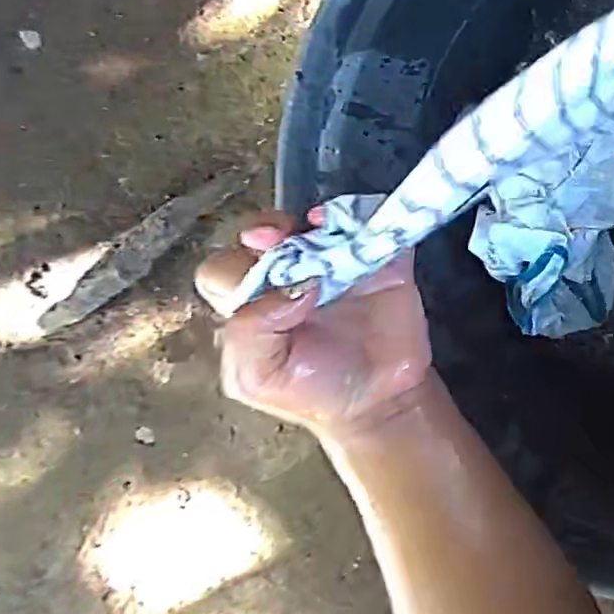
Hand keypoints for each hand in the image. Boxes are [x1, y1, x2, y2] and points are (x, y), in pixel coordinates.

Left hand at [195, 208, 432, 440]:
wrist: (380, 398)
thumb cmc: (312, 390)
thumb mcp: (258, 376)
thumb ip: (251, 332)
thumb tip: (294, 287)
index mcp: (254, 302)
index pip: (228, 268)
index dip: (238, 261)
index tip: (255, 273)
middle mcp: (294, 275)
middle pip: (270, 233)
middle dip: (270, 225)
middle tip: (281, 234)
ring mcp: (341, 264)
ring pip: (322, 222)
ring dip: (321, 215)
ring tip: (323, 222)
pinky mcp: (386, 263)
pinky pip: (379, 228)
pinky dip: (373, 217)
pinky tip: (366, 227)